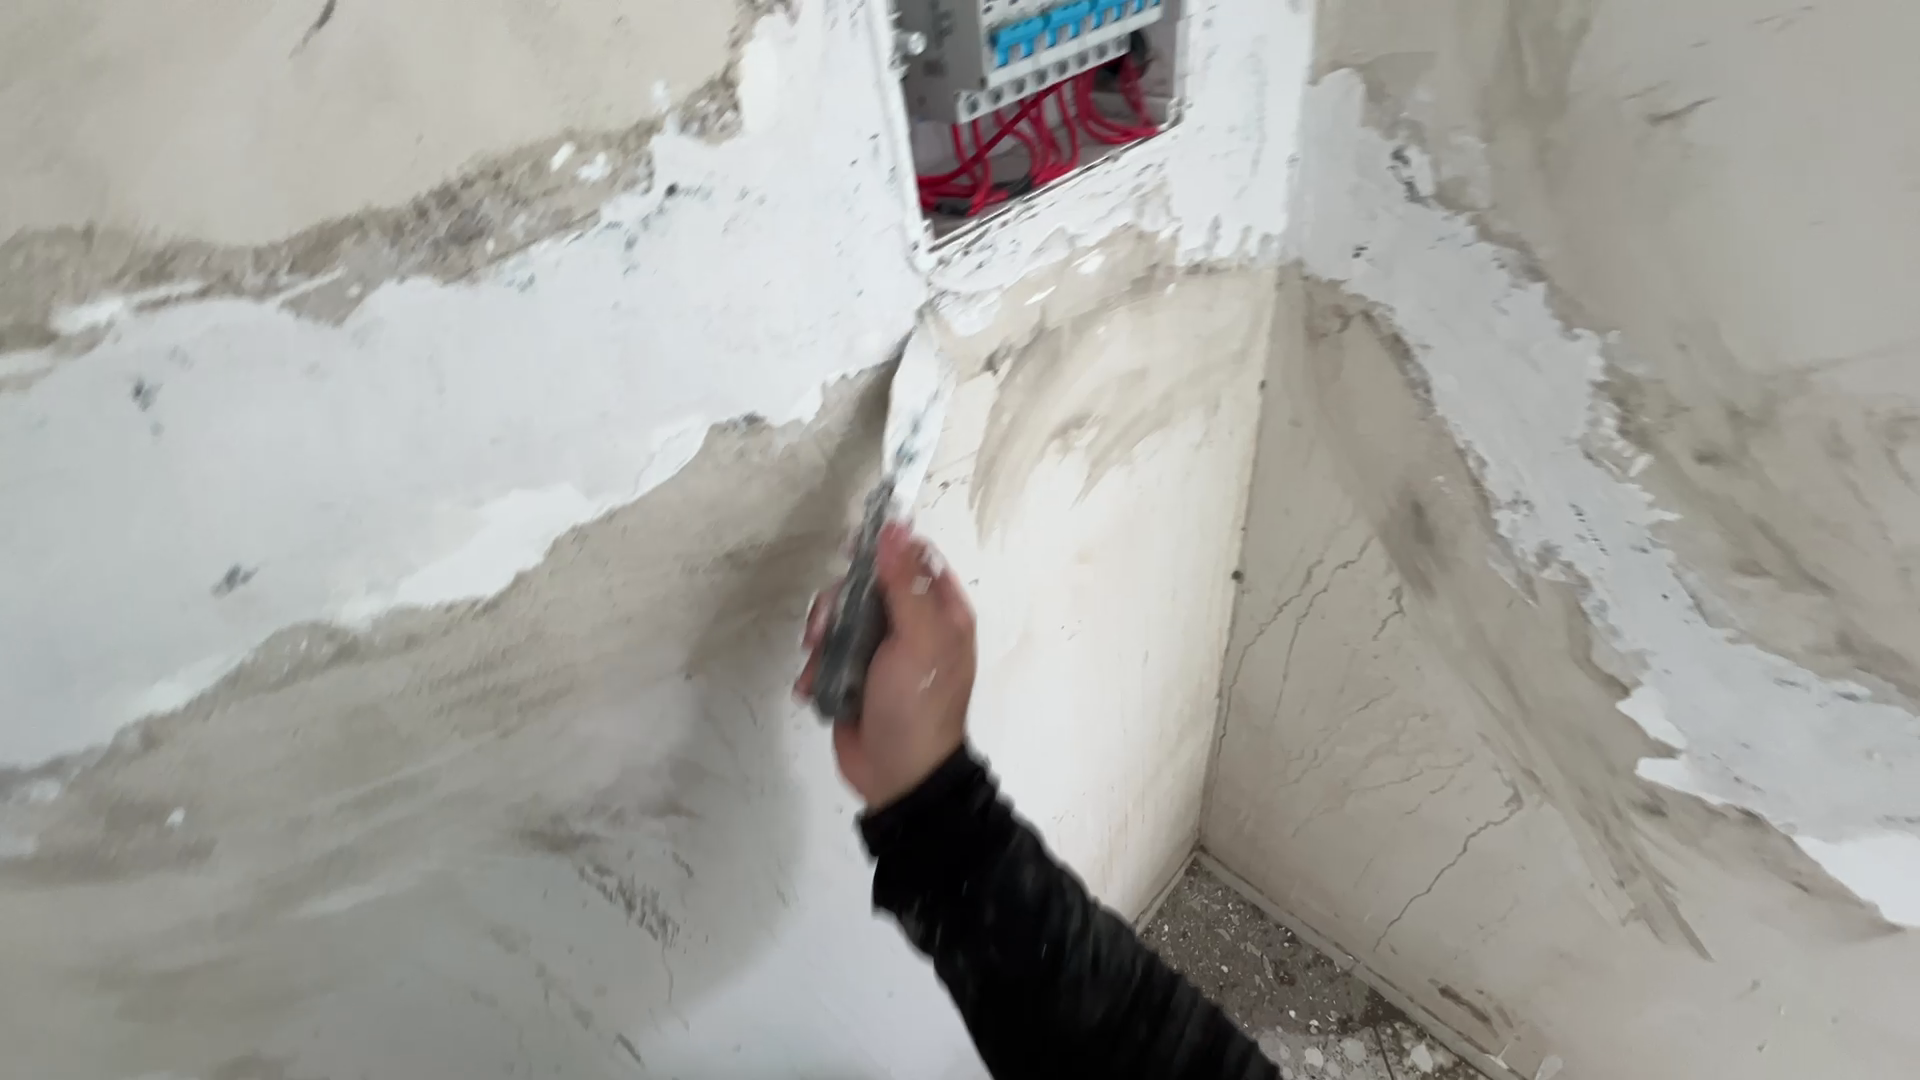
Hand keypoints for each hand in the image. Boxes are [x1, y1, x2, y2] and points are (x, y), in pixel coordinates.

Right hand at [796, 523, 975, 809]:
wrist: (897, 775)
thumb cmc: (918, 703)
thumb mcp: (919, 638)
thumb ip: (904, 582)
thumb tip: (896, 526)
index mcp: (941, 611)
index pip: (913, 557)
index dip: (884, 549)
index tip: (852, 553)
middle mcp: (913, 624)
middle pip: (867, 583)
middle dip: (840, 601)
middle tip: (826, 624)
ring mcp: (880, 649)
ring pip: (841, 614)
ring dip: (822, 634)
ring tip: (817, 659)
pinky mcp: (852, 673)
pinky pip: (827, 649)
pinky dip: (815, 664)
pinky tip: (812, 684)